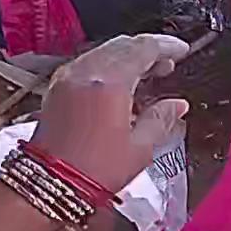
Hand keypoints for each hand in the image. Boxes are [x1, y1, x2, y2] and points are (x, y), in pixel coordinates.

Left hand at [31, 34, 190, 192]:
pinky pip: (87, 65)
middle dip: (147, 51)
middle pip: (122, 45)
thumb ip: (161, 119)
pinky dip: (107, 68)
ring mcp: (67, 79)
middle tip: (167, 65)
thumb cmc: (92, 172)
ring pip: (103, 52)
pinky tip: (118, 87)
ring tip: (145, 76)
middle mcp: (85, 73)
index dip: (166, 46)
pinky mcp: (56, 90)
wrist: (49, 185)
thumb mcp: (139, 148)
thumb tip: (177, 105)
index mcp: (109, 83)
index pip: (143, 48)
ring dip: (127, 58)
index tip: (181, 51)